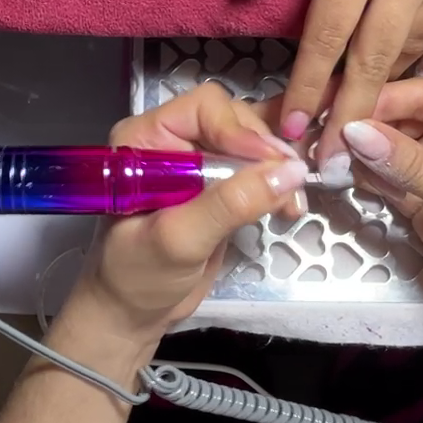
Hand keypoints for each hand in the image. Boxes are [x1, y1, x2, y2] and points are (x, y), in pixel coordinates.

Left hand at [61, 84, 307, 351]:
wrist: (131, 314)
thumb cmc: (137, 276)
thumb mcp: (181, 240)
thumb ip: (229, 204)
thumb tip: (289, 172)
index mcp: (145, 139)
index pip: (202, 108)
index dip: (239, 130)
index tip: (269, 164)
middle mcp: (169, 141)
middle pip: (232, 119)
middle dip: (263, 150)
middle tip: (289, 185)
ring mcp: (194, 162)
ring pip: (248, 141)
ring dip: (275, 167)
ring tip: (291, 203)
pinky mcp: (214, 185)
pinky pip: (252, 167)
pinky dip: (274, 181)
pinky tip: (287, 205)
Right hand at [338, 78, 422, 375]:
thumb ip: (411, 166)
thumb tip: (355, 131)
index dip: (379, 100)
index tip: (334, 111)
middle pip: (402, 115)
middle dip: (363, 126)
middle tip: (318, 137)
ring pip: (389, 144)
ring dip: (359, 151)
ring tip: (321, 155)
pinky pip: (386, 174)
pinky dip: (365, 175)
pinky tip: (341, 174)